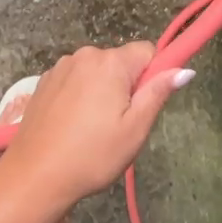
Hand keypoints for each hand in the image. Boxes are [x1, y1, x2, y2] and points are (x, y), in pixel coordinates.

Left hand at [0, 42, 190, 206]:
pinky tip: (73, 124)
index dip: (153, 74)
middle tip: (119, 124)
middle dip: (126, 86)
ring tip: (94, 129)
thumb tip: (184, 69)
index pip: (146, 50)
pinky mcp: (46, 79)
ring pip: (96, 71)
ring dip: (102, 91)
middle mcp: (85, 54)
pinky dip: (80, 94)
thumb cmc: (93, 154)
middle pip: (120, 62)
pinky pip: (75, 78)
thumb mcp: (135, 130)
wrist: (37, 172)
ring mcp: (62, 65)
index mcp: (110, 62)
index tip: (145, 103)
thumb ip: (158, 94)